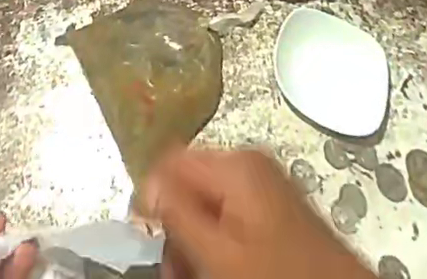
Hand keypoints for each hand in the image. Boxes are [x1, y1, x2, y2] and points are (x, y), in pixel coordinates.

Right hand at [142, 148, 372, 278]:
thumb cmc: (280, 273)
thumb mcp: (219, 251)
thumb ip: (178, 210)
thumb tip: (147, 182)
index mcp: (235, 162)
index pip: (170, 159)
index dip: (152, 194)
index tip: (146, 231)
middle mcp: (250, 164)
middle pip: (190, 182)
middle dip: (178, 225)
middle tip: (178, 267)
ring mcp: (265, 185)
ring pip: (209, 204)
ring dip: (197, 239)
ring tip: (200, 271)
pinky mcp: (276, 208)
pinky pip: (232, 215)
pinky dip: (221, 243)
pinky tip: (224, 267)